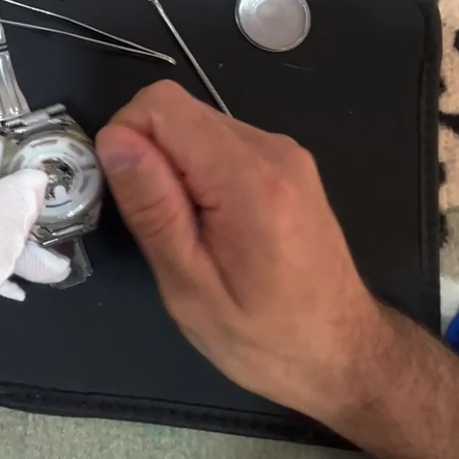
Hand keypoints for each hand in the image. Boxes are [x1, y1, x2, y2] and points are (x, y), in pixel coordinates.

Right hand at [98, 82, 458, 458]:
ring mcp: (283, 151)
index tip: (131, 196)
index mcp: (249, 179)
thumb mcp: (189, 285)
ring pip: (193, 122)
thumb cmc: (262, 336)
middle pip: (177, 109)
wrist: (344, 354)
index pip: (160, 104)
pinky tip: (210, 218)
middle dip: (148, 154)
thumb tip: (114, 140)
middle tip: (159, 222)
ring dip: (172, 163)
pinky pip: (216, 140)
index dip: (127, 138)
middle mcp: (271, 149)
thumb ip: (151, 206)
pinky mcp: (285, 160)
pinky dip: (195, 167)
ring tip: (187, 227)